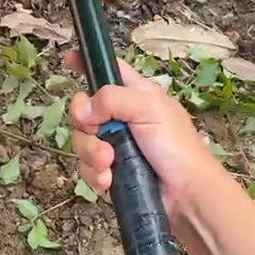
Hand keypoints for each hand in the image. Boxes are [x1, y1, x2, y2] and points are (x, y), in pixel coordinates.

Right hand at [68, 52, 231, 233]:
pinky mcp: (112, 171)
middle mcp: (122, 117)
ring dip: (91, 154)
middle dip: (85, 125)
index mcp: (135, 94)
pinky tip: (108, 181)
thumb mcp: (149, 108)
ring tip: (109, 164)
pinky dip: (95, 175)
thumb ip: (113, 99)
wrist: (186, 195)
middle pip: (84, 111)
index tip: (68, 59)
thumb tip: (84, 109)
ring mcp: (115, 145)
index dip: (89, 63)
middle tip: (97, 133)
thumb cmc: (175, 145)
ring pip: (82, 141)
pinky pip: (88, 168)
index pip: (109, 70)